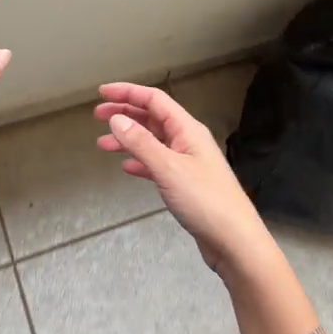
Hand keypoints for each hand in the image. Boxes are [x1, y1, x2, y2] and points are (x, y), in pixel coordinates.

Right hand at [95, 83, 272, 273]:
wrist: (234, 241)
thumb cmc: (204, 200)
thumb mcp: (168, 168)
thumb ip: (141, 143)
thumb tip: (116, 119)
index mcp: (187, 129)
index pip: (154, 100)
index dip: (128, 92)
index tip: (102, 93)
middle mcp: (188, 140)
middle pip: (152, 118)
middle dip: (125, 113)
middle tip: (98, 116)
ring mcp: (188, 162)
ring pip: (153, 141)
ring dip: (129, 139)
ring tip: (103, 145)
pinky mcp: (186, 184)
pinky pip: (158, 163)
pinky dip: (140, 162)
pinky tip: (126, 168)